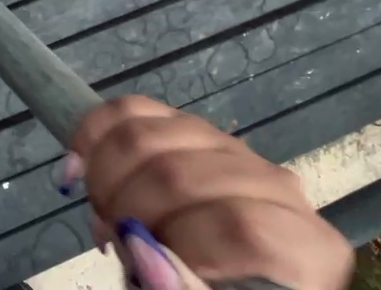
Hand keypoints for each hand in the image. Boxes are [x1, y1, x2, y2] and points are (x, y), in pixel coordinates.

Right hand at [64, 96, 352, 289]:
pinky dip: (91, 135)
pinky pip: (129, 108)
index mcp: (302, 246)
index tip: (138, 265)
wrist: (232, 279)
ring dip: (103, 176)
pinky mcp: (186, 125)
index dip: (178, 243)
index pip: (239, 228)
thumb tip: (140, 249)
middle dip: (125, 209)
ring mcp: (227, 146)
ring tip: (102, 215)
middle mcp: (272, 185)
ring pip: (144, 134)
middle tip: (112, 242)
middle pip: (178, 174)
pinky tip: (78, 169)